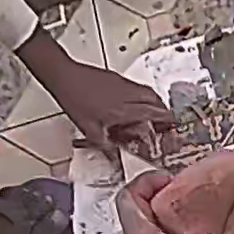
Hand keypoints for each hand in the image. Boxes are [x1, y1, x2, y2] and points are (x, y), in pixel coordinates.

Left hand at [17, 33, 174, 145]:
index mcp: (126, 109)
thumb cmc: (74, 98)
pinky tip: (132, 105)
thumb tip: (115, 160)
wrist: (60, 73)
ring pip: (147, 92)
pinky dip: (141, 97)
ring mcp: (122, 84)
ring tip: (151, 114)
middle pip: (156, 100)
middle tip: (165, 122)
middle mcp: (128, 94)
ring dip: (154, 103)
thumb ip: (107, 148)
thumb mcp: (90, 130)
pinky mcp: (114, 78)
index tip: (173, 129)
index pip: (156, 113)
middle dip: (164, 112)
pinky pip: (135, 88)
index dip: (168, 122)